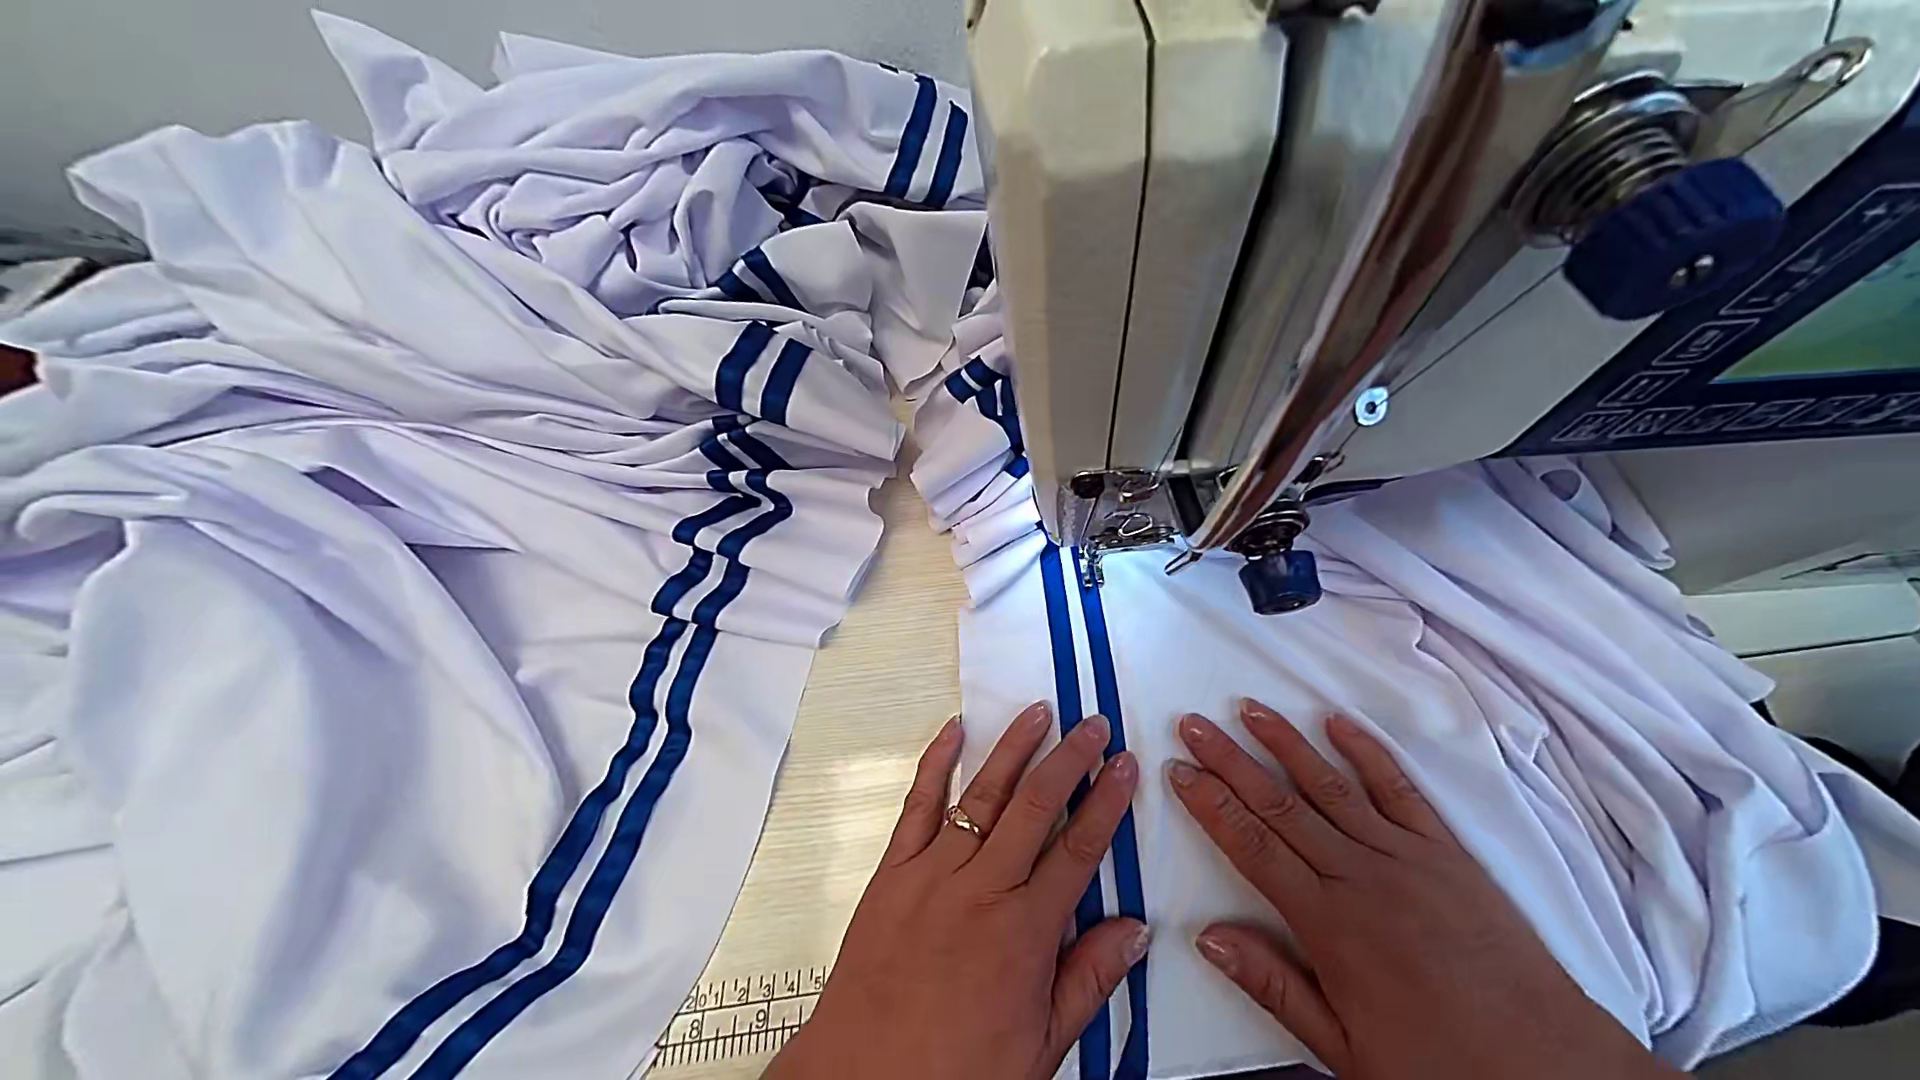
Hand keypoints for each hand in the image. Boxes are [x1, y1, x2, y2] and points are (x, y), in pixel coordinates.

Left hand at [766, 702, 1144, 1079]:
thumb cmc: (953, 1071)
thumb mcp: (1043, 1043)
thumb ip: (1090, 979)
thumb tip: (1134, 932)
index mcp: (1024, 930)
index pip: (1079, 848)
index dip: (1107, 802)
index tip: (1124, 768)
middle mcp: (981, 888)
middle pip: (1036, 805)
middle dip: (1070, 758)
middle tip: (1093, 726)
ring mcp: (933, 871)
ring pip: (982, 793)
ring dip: (1014, 748)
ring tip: (1039, 713)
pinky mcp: (894, 868)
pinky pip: (918, 803)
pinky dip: (935, 761)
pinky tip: (953, 731)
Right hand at [1171, 700, 1683, 1079]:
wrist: (1560, 1075)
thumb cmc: (1442, 1067)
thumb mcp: (1346, 1051)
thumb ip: (1272, 985)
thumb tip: (1206, 935)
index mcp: (1329, 924)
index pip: (1251, 846)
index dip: (1209, 804)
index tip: (1177, 770)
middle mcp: (1361, 876)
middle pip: (1279, 804)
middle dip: (1229, 760)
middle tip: (1194, 724)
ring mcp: (1407, 856)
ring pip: (1331, 786)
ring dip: (1285, 743)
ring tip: (1249, 709)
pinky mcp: (1447, 851)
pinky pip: (1400, 791)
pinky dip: (1367, 753)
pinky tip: (1337, 723)